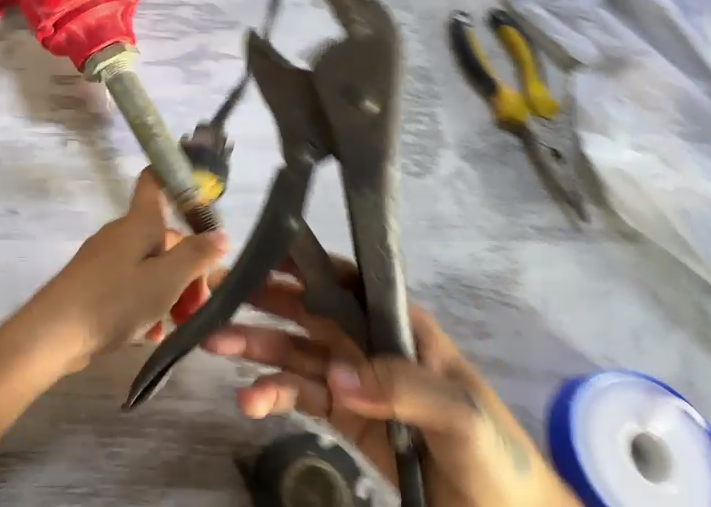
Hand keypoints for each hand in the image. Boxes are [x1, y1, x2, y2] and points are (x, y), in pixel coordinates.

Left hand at [16, 171, 229, 373]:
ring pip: (150, 266)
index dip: (175, 179)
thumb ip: (195, 257)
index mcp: (139, 223)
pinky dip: (147, 305)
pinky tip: (151, 335)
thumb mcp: (165, 281)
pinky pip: (132, 286)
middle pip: (164, 238)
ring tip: (178, 325)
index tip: (202, 198)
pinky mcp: (95, 283)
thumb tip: (221, 234)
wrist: (54, 332)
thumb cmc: (114, 300)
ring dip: (170, 292)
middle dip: (188, 268)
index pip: (154, 183)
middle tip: (201, 305)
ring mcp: (106, 258)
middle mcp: (122, 233)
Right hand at [198, 259, 578, 506]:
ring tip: (215, 345)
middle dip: (264, 300)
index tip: (261, 253)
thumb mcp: (458, 417)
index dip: (306, 265)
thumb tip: (334, 373)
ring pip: (296, 353)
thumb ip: (400, 387)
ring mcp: (357, 383)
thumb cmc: (495, 458)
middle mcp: (372, 345)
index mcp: (402, 328)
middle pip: (310, 312)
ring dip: (257, 347)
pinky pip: (301, 396)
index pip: (348, 282)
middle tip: (216, 293)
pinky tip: (250, 402)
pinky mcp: (347, 419)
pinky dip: (272, 394)